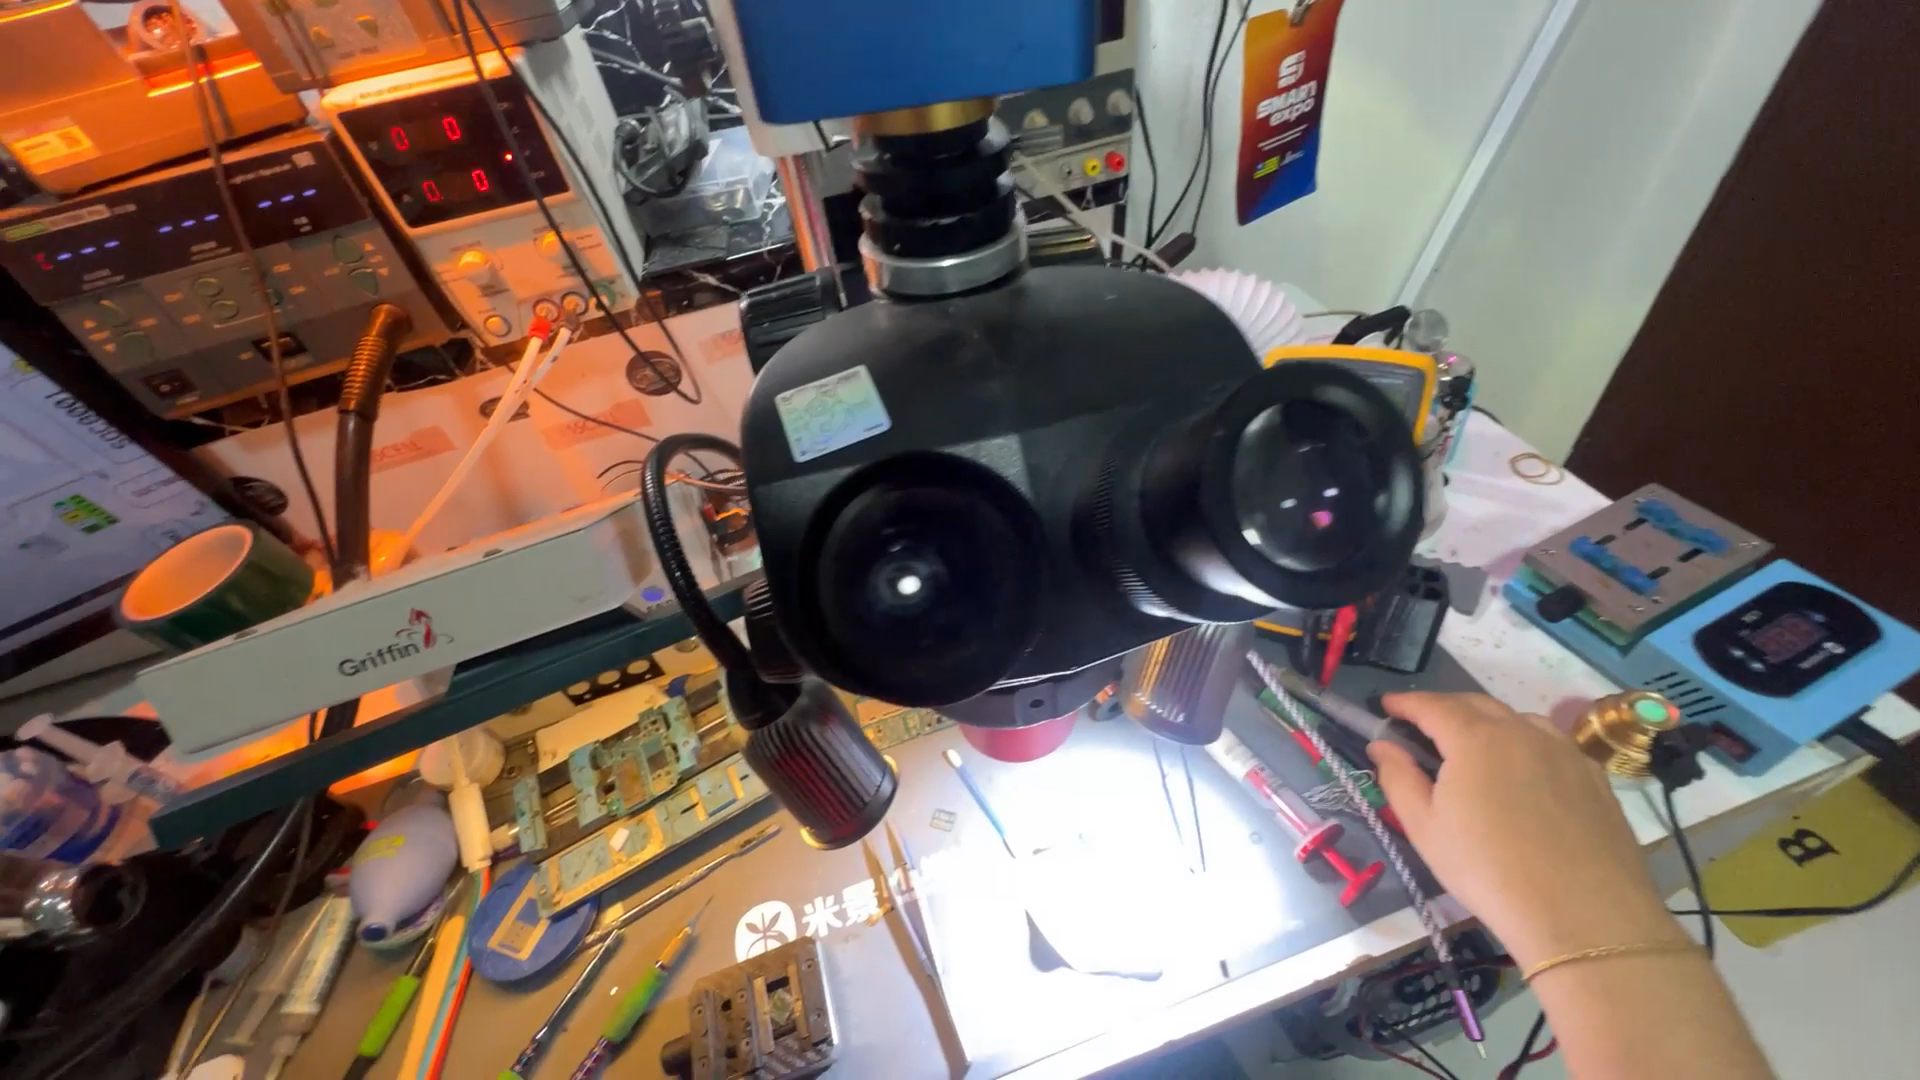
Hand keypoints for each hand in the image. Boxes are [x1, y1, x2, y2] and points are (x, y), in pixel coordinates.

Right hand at [1368, 692, 1687, 968]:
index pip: (1432, 705)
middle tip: (1421, 724)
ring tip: (1472, 745)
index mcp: (1475, 738)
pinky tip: (1521, 771)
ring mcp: (1565, 753)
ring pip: (1517, 719)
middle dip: (1443, 707)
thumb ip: (1397, 777)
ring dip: (1486, 721)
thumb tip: (1381, 745)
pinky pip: (1551, 744)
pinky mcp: (1596, 779)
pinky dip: (1524, 742)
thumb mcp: (1424, 827)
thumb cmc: (1488, 870)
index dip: (1404, 703)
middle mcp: (1522, 732)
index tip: (1386, 706)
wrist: (1586, 920)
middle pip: (1475, 704)